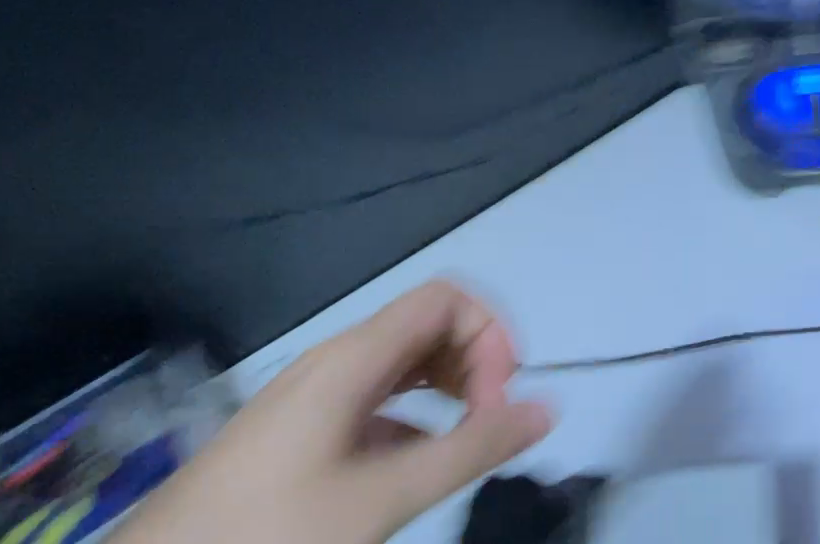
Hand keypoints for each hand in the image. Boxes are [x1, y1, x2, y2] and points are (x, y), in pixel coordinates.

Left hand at [114, 281, 554, 543]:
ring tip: (462, 443)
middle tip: (488, 422)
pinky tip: (412, 468)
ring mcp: (314, 394)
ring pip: (403, 363)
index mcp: (353, 357)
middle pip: (427, 325)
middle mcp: (336, 360)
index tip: (501, 396)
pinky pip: (376, 397)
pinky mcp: (300, 428)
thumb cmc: (271, 532)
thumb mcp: (382, 498)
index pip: (446, 298)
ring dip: (448, 389)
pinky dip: (414, 416)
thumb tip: (548, 407)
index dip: (489, 332)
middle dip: (474, 362)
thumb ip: (471, 449)